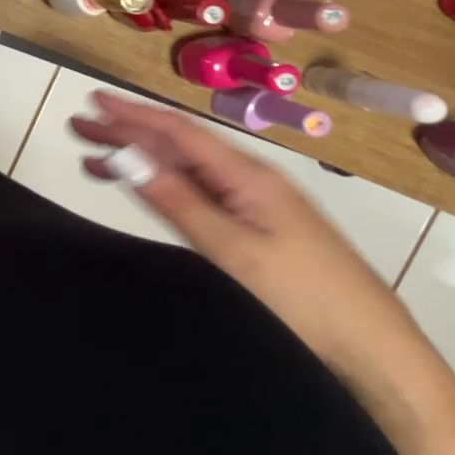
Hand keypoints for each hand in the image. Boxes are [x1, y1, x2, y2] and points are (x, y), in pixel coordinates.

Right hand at [69, 91, 417, 375]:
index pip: (180, 132)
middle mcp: (252, 182)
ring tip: (93, 156)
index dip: (134, 114)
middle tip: (78, 126)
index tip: (93, 100)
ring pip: (186, 170)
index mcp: (250, 177)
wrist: (376, 353)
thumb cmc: (305, 299)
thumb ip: (177, 200)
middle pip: (180, 147)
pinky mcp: (257, 231)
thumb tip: (127, 155)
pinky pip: (198, 193)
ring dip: (140, 160)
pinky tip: (142, 189)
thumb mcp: (233, 249)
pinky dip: (162, 185)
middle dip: (128, 133)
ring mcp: (256, 206)